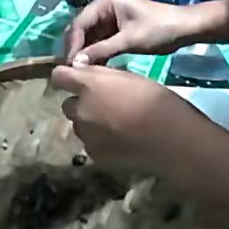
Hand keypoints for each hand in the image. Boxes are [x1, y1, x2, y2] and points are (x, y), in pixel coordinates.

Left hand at [51, 62, 214, 173]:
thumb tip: (86, 73)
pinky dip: (100, 142)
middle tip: (104, 104)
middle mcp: (80, 110)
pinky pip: (90, 144)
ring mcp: (86, 135)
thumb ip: (102, 75)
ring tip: (116, 125)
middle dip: (81, 104)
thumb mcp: (128, 76)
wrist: (170, 137)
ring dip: (90, 123)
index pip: (59, 76)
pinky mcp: (95, 155)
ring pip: (79, 126)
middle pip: (68, 105)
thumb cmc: (154, 99)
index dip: (67, 77)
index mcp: (88, 85)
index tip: (79, 79)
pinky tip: (121, 141)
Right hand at [64, 0, 203, 64]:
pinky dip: (96, 54)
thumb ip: (101, 50)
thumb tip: (76, 63)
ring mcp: (109, 17)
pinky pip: (100, 42)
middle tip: (72, 71)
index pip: (80, 23)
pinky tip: (93, 69)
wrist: (184, 28)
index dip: (73, 44)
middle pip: (82, 29)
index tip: (70, 65)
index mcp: (105, 1)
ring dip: (86, 53)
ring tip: (80, 73)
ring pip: (89, 37)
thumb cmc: (158, 29)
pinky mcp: (116, 29)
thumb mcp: (129, 40)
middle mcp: (103, 6)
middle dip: (77, 49)